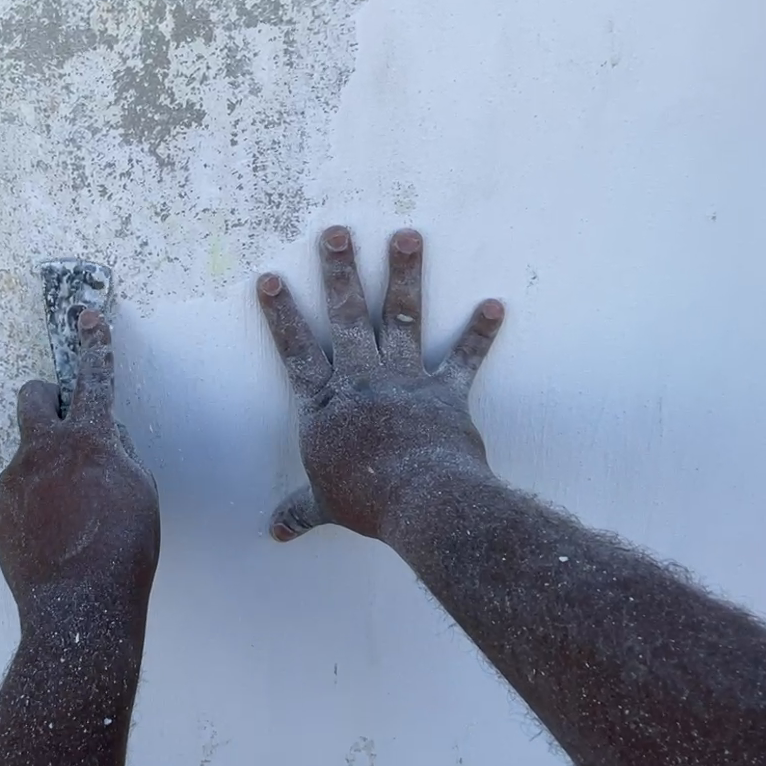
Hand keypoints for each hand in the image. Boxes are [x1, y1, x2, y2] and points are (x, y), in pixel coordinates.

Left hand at [0, 310, 160, 628]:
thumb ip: (122, 454)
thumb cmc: (125, 549)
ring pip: (28, 452)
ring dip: (48, 465)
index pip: (93, 379)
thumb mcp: (143, 492)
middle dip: (45, 396)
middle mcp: (42, 450)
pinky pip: (19, 490)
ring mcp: (15, 480)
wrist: (79, 607)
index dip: (94, 344)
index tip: (87, 317)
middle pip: (31, 396)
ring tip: (71, 511)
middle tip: (65, 422)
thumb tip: (108, 440)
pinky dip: (36, 499)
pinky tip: (54, 533)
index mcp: (87, 441)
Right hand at [256, 225, 505, 542]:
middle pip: (345, 318)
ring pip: (399, 319)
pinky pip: (463, 359)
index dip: (281, 315)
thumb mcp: (324, 505)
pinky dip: (479, 334)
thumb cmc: (364, 501)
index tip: (271, 278)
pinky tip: (494, 304)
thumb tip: (274, 533)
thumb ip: (300, 511)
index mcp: (324, 403)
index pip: (295, 351)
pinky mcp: (444, 394)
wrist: (421, 502)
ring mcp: (404, 381)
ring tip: (407, 235)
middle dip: (340, 272)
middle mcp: (360, 381)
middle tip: (338, 232)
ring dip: (405, 276)